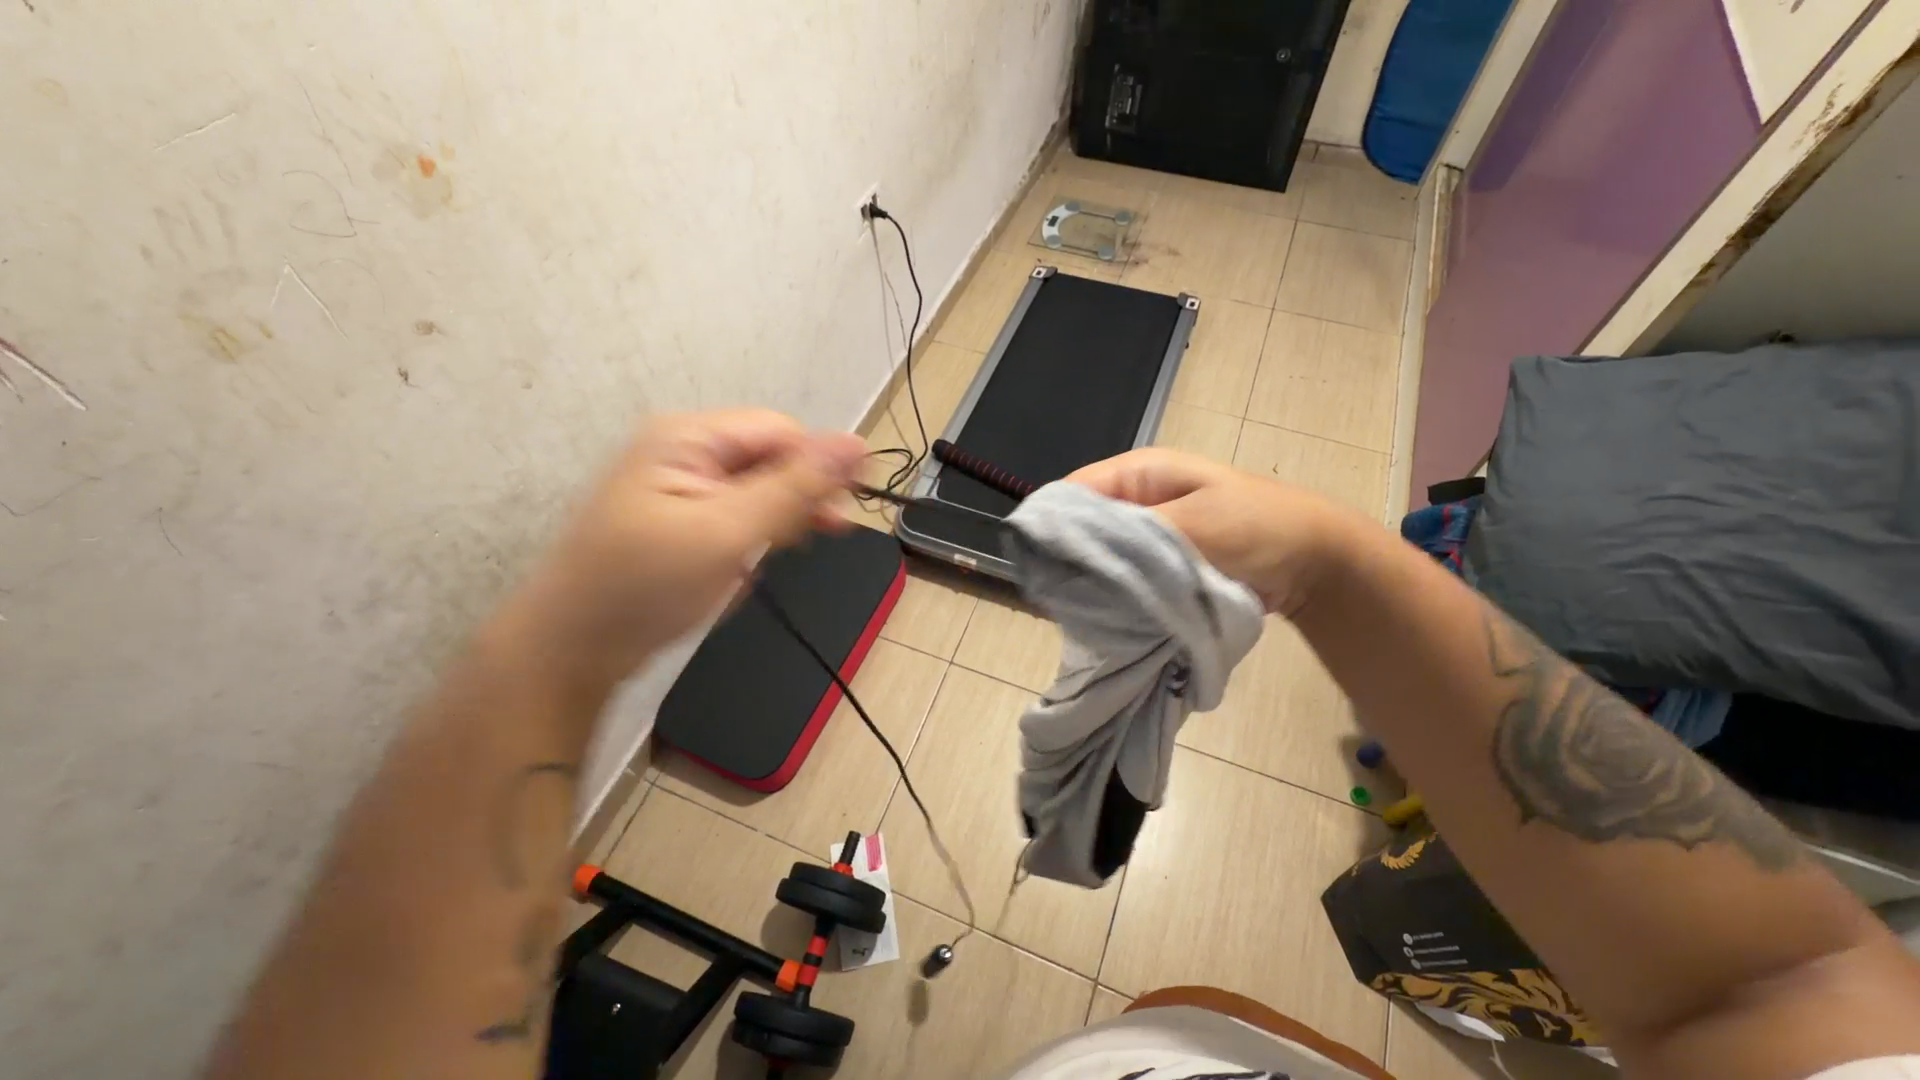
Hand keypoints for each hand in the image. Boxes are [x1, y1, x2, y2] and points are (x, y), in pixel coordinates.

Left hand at [508, 409, 864, 684]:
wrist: (568, 650)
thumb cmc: (646, 586)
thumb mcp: (728, 532)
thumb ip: (795, 487)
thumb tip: (858, 443)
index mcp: (687, 436)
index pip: (780, 431)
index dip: (817, 467)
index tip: (843, 517)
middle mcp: (681, 451)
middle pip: (767, 457)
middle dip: (797, 497)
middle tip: (822, 541)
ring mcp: (675, 488)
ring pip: (753, 490)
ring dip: (775, 521)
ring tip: (770, 559)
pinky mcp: (674, 522)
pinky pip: (731, 516)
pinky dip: (749, 539)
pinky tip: (747, 567)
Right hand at [1067, 448, 1349, 614]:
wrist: (1316, 564)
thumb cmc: (1258, 529)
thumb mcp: (1194, 524)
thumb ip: (1129, 535)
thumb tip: (1067, 549)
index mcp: (1138, 474)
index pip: (1070, 494)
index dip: (1049, 529)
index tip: (1037, 570)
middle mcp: (1136, 501)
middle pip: (1081, 529)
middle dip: (1071, 562)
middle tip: (1059, 602)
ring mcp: (1149, 536)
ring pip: (1102, 559)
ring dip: (1094, 585)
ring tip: (1081, 616)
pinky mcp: (1161, 568)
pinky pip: (1126, 581)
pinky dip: (1117, 599)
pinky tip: (1107, 621)